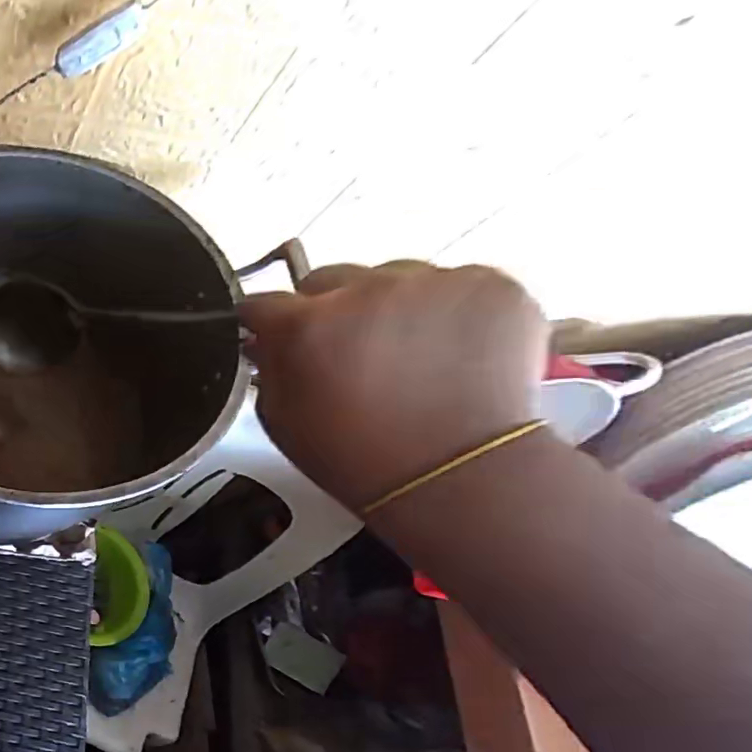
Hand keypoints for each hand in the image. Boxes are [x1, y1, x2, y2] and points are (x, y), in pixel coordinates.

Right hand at [237, 261, 547, 509]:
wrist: (453, 474)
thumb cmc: (355, 456)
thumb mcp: (281, 419)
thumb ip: (267, 369)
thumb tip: (266, 341)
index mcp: (305, 325)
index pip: (262, 303)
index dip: (262, 322)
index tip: (267, 333)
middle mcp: (364, 289)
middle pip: (327, 280)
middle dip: (326, 309)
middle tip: (344, 349)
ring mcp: (431, 282)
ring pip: (390, 277)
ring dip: (387, 306)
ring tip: (406, 353)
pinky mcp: (489, 284)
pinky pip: (451, 284)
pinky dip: (445, 310)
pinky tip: (448, 349)